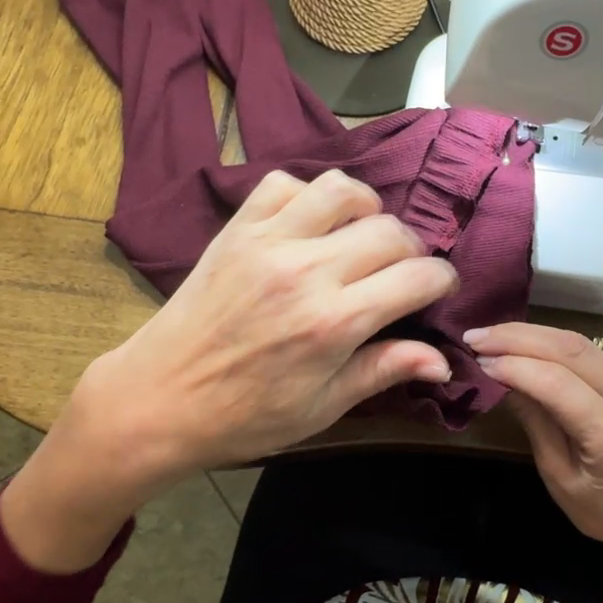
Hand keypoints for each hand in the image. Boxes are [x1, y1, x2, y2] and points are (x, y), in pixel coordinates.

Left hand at [65, 168, 458, 484]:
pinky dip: (306, 195)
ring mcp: (268, 243)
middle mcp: (308, 271)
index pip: (418, 276)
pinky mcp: (236, 231)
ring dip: (366, 208)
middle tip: (402, 272)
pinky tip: (309, 226)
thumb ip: (383, 370)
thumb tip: (443, 360)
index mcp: (336, 322)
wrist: (159, 401)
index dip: (442, 281)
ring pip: (341, 189)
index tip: (437, 290)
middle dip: (412, 249)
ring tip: (361, 235)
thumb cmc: (245, 417)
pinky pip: (282, 185)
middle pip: (390, 229)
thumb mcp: (323, 407)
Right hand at [465, 323, 602, 554]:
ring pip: (581, 343)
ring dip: (533, 336)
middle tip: (476, 336)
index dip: (514, 365)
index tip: (476, 358)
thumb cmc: (600, 506)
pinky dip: (555, 347)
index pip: (558, 384)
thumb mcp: (556, 474)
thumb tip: (498, 373)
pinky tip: (527, 350)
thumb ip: (534, 420)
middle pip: (572, 350)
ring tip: (493, 338)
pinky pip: (592, 351)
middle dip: (518, 337)